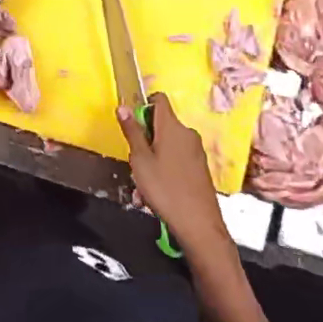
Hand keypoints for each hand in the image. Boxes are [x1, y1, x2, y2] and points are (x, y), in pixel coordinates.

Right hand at [117, 92, 230, 256]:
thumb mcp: (140, 160)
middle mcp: (187, 133)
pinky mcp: (198, 167)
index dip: (143, 105)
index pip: (159, 100)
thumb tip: (123, 106)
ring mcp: (195, 151)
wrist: (197, 221)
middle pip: (161, 126)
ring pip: (166, 147)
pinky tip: (154, 194)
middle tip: (133, 164)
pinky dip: (162, 171)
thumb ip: (132, 132)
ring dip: (150, 161)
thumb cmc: (164, 188)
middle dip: (144, 141)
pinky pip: (175, 160)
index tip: (131, 124)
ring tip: (141, 187)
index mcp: (172, 127)